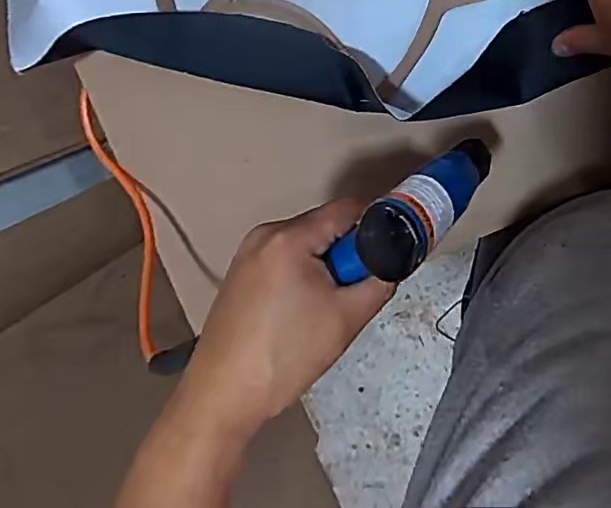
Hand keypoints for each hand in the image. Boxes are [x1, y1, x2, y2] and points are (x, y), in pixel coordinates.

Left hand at [171, 200, 394, 438]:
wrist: (219, 402)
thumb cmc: (280, 359)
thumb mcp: (347, 318)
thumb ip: (380, 281)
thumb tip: (391, 263)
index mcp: (289, 237)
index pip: (347, 208)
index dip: (377, 222)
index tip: (390, 246)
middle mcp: (264, 235)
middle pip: (325, 226)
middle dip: (347, 253)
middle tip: (352, 290)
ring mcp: (248, 254)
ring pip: (306, 245)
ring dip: (325, 267)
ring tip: (323, 310)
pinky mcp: (240, 274)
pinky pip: (285, 260)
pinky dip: (302, 276)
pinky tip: (300, 314)